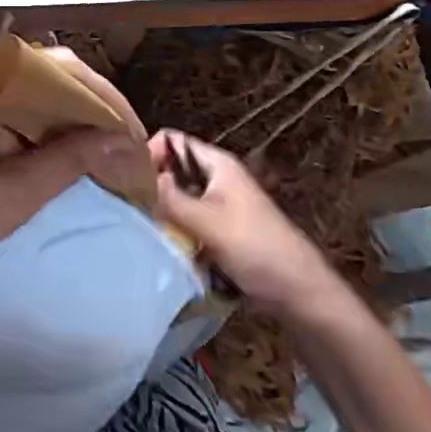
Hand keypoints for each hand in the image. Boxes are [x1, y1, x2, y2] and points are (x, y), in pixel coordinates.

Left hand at [0, 96, 141, 335]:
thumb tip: (124, 141)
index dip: (107, 101)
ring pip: (50, 94)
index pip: (65, 72)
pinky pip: (33, 110)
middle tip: (129, 145)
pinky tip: (80, 153)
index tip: (133, 138)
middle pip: (60, 76)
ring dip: (83, 119)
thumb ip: (74, 158)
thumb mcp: (21, 190)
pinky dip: (61, 130)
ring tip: (114, 151)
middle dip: (100, 108)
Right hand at [150, 130, 339, 316]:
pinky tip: (164, 243)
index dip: (150, 152)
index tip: (132, 180)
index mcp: (217, 164)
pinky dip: (175, 227)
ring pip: (179, 195)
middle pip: (173, 168)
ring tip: (144, 225)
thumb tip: (139, 178)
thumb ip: (170, 197)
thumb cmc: (255, 247)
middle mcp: (216, 177)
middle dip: (152, 183)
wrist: (298, 290)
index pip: (171, 140)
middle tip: (133, 205)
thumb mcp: (206, 221)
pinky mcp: (219, 229)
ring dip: (163, 208)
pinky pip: (187, 219)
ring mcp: (219, 204)